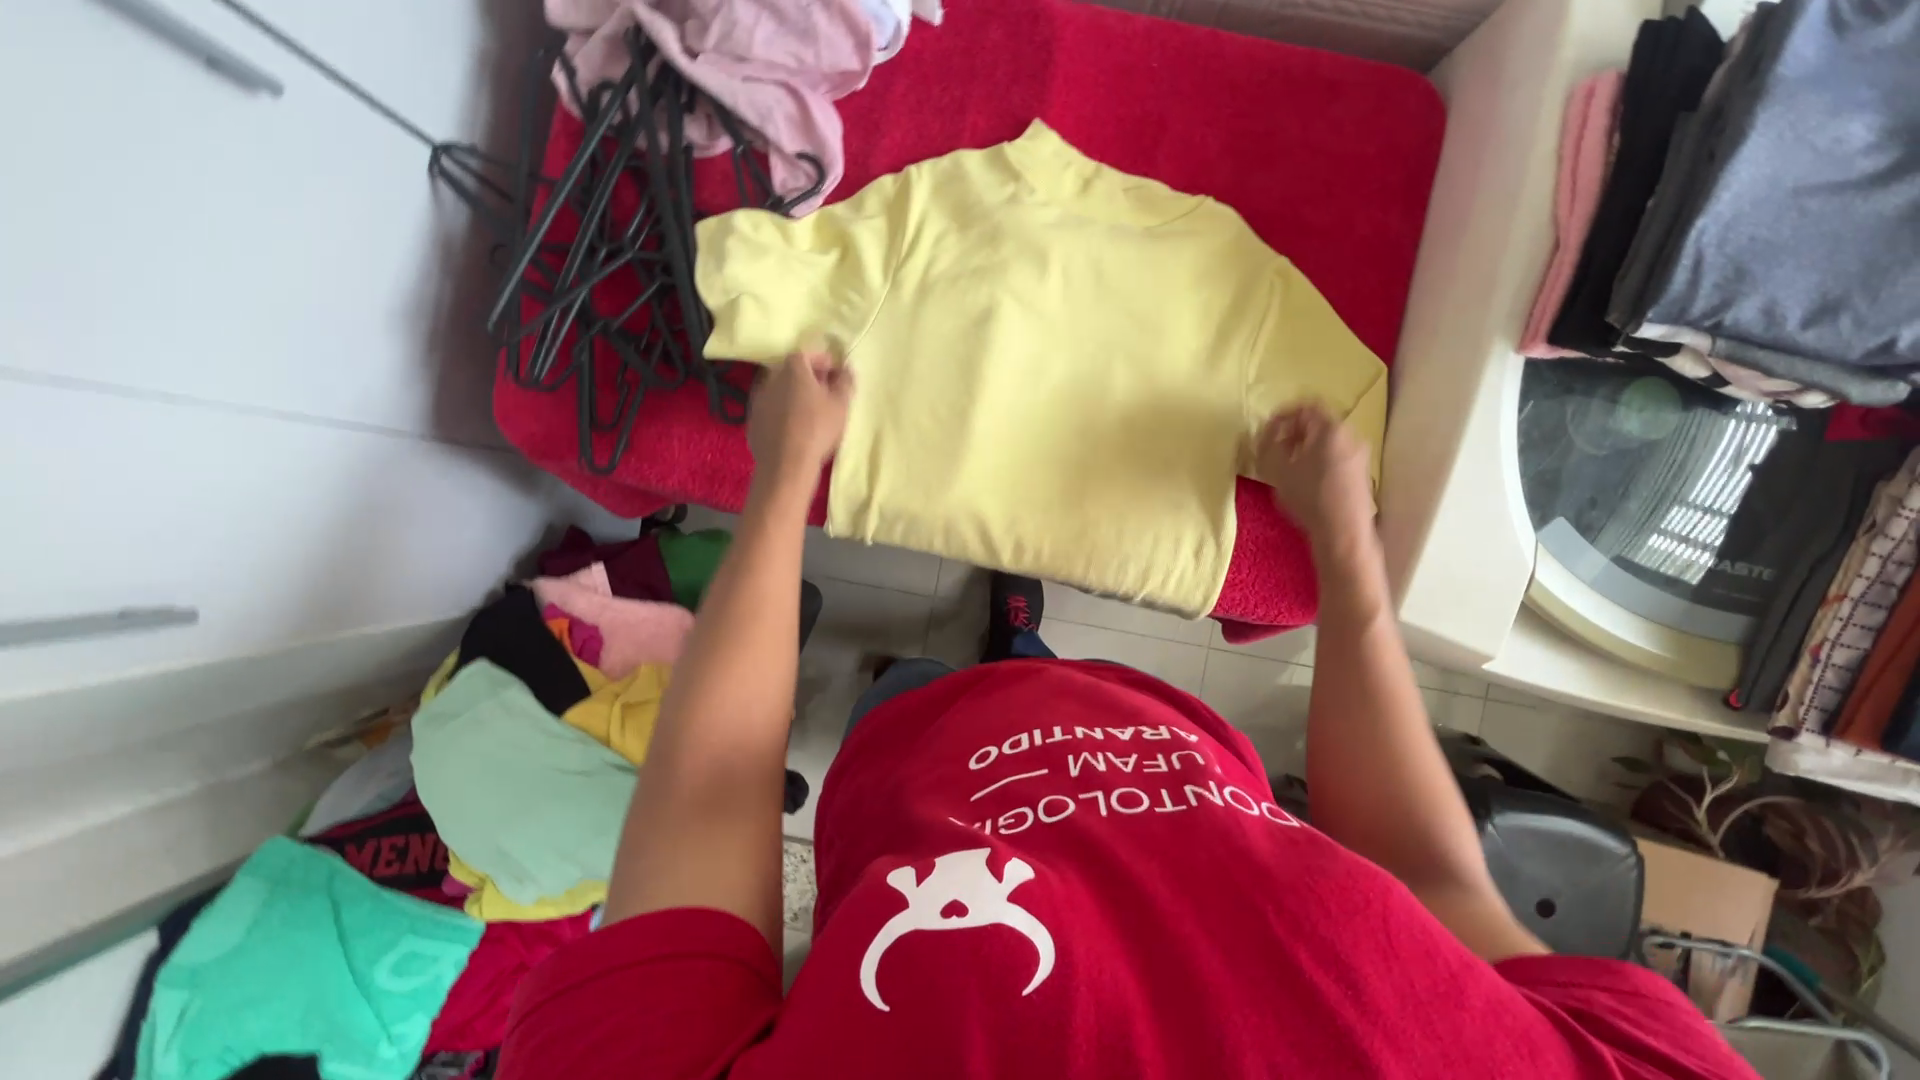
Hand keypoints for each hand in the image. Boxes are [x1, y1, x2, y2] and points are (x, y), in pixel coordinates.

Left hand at [747, 349, 853, 490]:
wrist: (786, 464)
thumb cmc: (818, 428)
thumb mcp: (841, 404)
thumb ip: (845, 381)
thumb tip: (846, 369)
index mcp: (793, 368)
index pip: (808, 354)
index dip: (824, 361)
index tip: (836, 374)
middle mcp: (771, 377)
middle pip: (791, 371)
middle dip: (808, 377)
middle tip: (824, 392)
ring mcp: (758, 399)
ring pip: (779, 390)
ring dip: (793, 395)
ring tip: (809, 410)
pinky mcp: (752, 420)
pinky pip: (771, 408)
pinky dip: (782, 411)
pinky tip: (793, 427)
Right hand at [1257, 403, 1374, 547]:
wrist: (1343, 531)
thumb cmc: (1308, 497)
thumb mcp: (1277, 470)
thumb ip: (1268, 445)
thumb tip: (1266, 433)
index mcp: (1330, 429)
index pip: (1306, 407)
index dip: (1284, 414)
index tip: (1268, 428)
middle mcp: (1350, 435)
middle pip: (1319, 423)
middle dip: (1295, 432)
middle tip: (1276, 447)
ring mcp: (1360, 454)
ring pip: (1329, 440)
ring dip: (1307, 447)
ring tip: (1290, 466)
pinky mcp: (1362, 473)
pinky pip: (1337, 455)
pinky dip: (1320, 459)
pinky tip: (1308, 479)